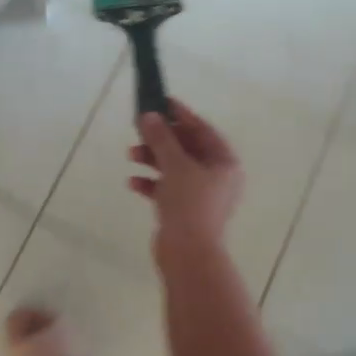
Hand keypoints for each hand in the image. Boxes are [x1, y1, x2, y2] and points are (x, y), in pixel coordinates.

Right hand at [128, 99, 242, 253]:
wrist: (189, 254)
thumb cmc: (190, 204)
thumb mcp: (175, 165)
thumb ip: (161, 138)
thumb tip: (149, 115)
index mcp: (225, 163)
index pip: (202, 130)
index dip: (181, 115)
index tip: (161, 101)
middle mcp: (217, 177)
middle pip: (186, 148)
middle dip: (161, 139)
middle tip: (139, 129)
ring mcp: (201, 196)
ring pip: (174, 168)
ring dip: (152, 160)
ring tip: (131, 156)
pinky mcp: (185, 211)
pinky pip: (167, 189)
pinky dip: (151, 184)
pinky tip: (133, 183)